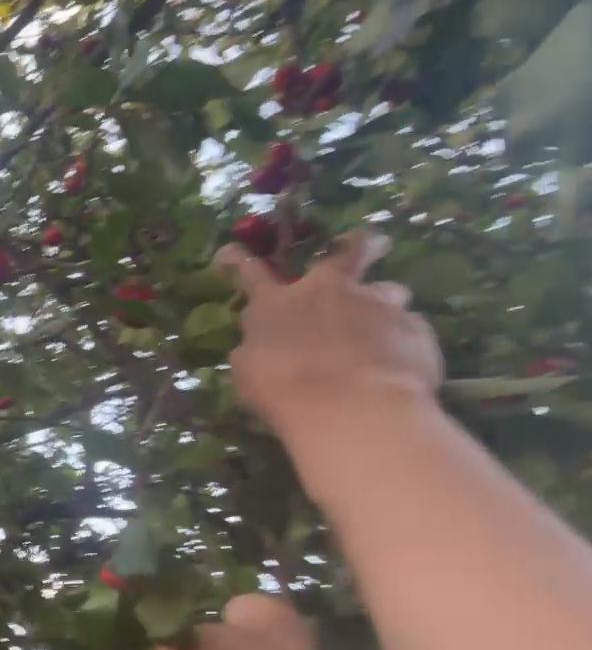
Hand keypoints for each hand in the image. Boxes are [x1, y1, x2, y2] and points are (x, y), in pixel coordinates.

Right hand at [215, 232, 442, 436]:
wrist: (350, 405)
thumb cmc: (281, 387)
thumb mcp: (248, 369)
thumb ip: (258, 347)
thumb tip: (262, 344)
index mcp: (275, 302)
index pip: (252, 272)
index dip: (241, 260)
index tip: (233, 251)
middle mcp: (327, 292)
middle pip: (347, 254)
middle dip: (357, 246)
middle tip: (369, 244)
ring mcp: (377, 306)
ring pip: (388, 290)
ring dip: (382, 302)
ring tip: (381, 323)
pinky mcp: (416, 328)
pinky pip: (409, 327)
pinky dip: (401, 338)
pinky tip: (397, 359)